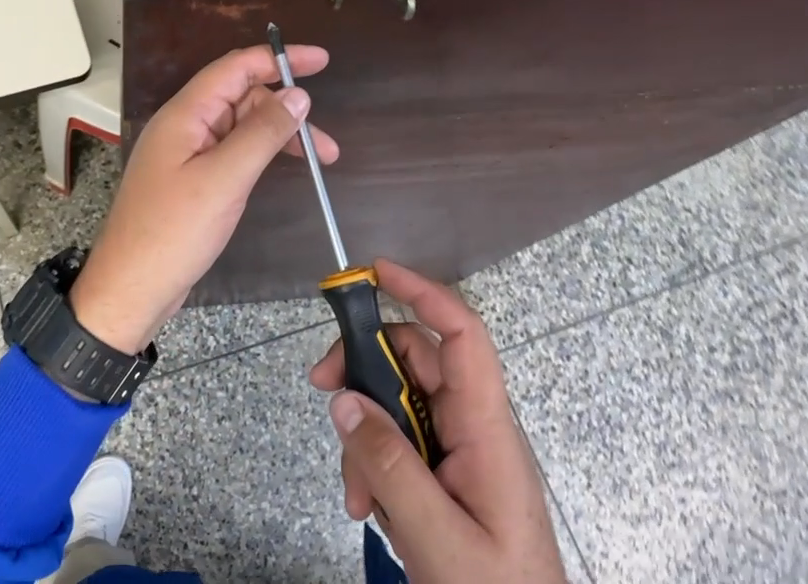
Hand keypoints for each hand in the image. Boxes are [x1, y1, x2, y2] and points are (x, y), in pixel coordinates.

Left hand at [69, 43, 338, 353]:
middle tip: (327, 143)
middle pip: (242, 97)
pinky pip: (233, 152)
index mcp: (185, 115)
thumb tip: (297, 95)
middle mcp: (185, 126)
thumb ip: (262, 133)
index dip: (279, 59)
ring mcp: (187, 154)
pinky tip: (282, 167)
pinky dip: (262, 155)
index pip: (236, 68)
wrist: (131, 289)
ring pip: (241, 126)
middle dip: (287, 109)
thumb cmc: (173, 232)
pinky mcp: (192, 180)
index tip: (321, 60)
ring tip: (322, 159)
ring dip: (280, 135)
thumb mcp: (224, 180)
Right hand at [309, 260, 566, 583]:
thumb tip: (344, 399)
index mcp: (486, 428)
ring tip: (356, 495)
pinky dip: (374, 464)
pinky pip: (401, 443)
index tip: (375, 272)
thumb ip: (388, 466)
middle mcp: (474, 426)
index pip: (462, 335)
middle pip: (415, 362)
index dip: (423, 293)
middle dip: (364, 371)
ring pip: (399, 405)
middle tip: (321, 389)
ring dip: (365, 435)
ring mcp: (461, 450)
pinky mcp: (448, 474)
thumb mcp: (436, 535)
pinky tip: (368, 506)